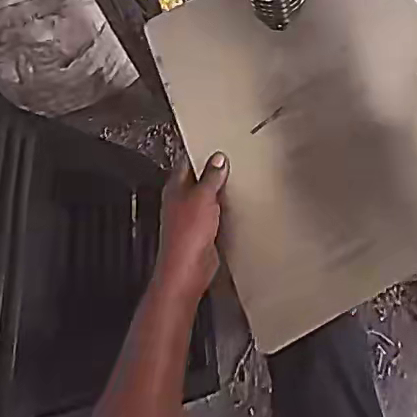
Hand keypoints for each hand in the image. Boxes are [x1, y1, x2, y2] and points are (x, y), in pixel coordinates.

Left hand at [154, 152, 226, 304]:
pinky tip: (238, 205)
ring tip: (239, 179)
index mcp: (176, 188)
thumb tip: (218, 159)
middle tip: (234, 160)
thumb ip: (211, 177)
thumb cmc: (187, 235)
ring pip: (209, 196)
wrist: (188, 270)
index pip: (187, 162)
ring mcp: (192, 216)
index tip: (217, 145)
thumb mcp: (203, 197)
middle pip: (199, 179)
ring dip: (222, 190)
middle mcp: (182, 201)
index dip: (201, 152)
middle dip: (215, 171)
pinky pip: (216, 213)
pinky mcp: (204, 231)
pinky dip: (226, 208)